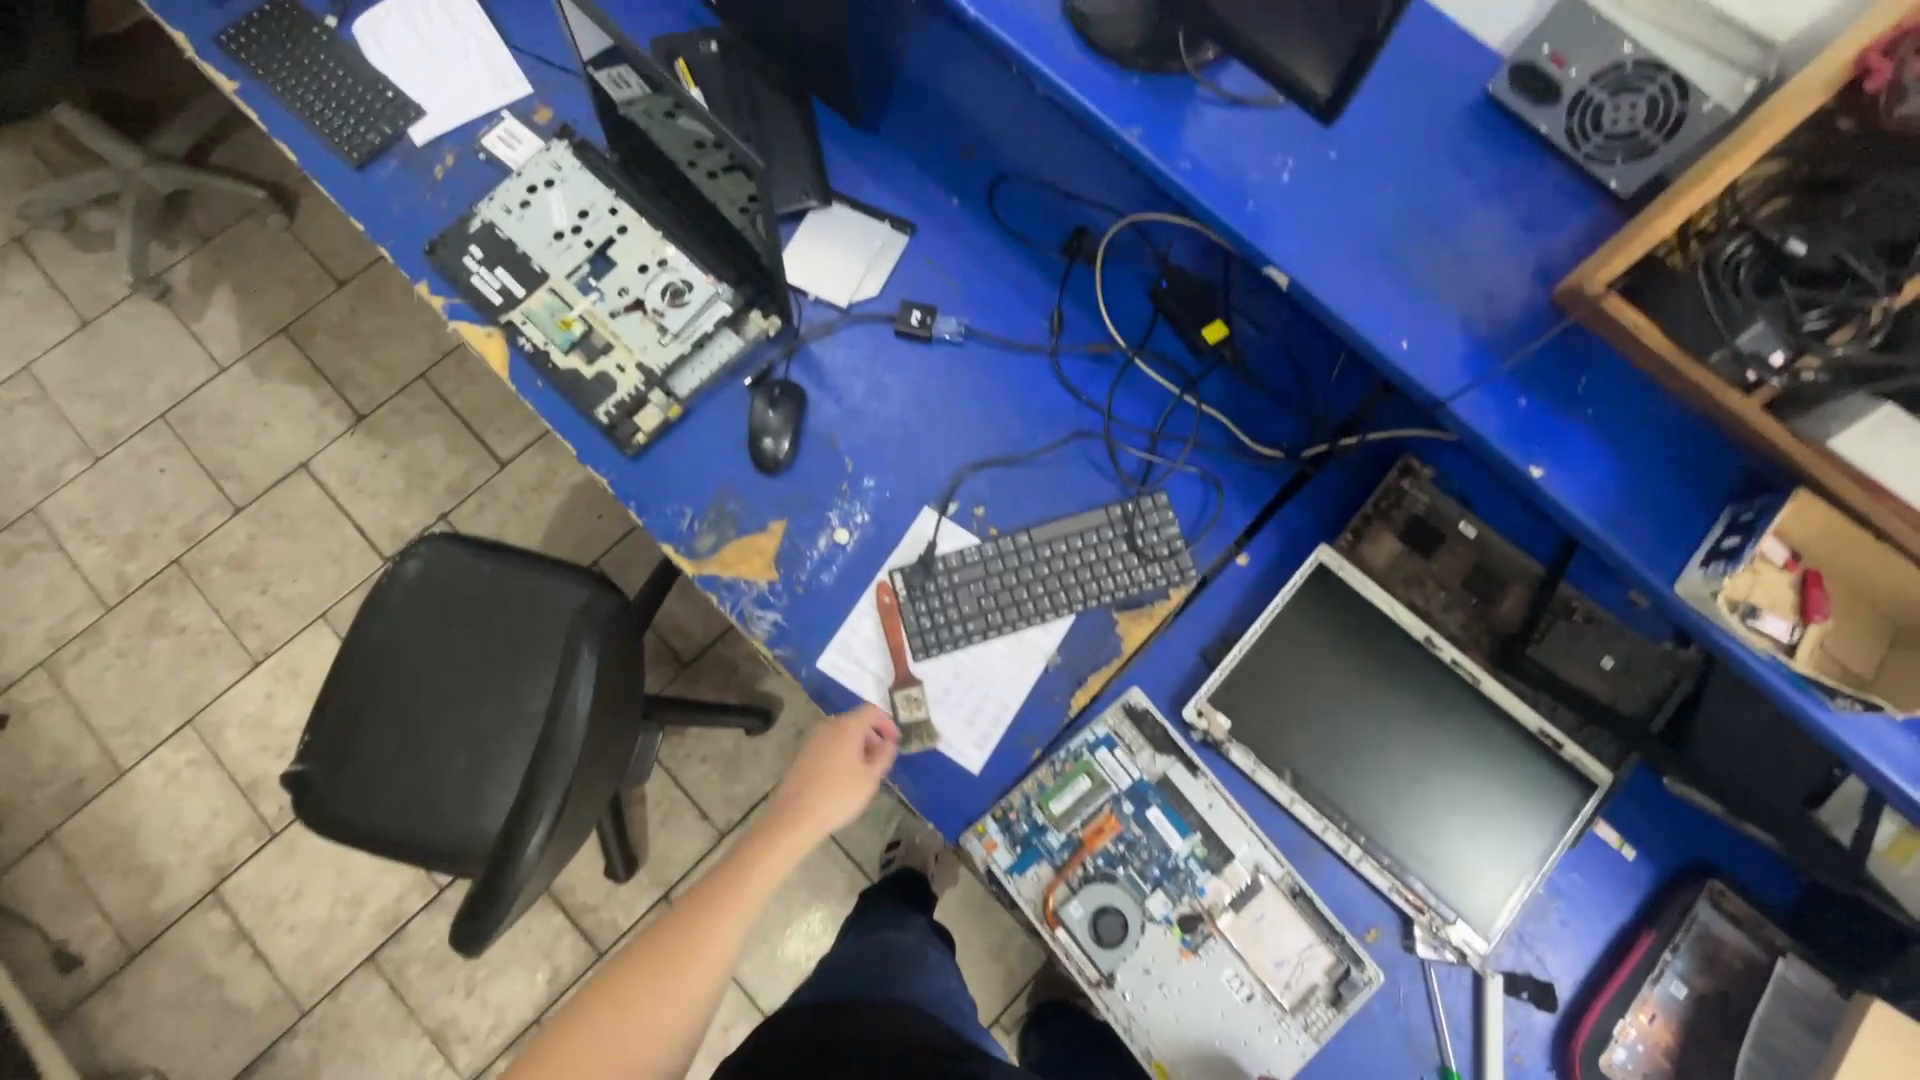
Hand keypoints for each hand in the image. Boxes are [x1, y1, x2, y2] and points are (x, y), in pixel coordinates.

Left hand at [764, 705, 898, 844]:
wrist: (795, 816)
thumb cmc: (838, 796)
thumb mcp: (870, 778)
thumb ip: (884, 755)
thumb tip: (889, 743)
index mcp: (847, 727)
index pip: (872, 711)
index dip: (887, 723)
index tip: (895, 742)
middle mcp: (829, 726)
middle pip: (856, 721)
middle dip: (873, 736)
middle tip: (881, 760)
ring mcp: (813, 739)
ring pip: (842, 733)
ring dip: (858, 745)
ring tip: (865, 771)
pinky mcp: (804, 753)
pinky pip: (830, 744)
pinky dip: (843, 751)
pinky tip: (845, 776)